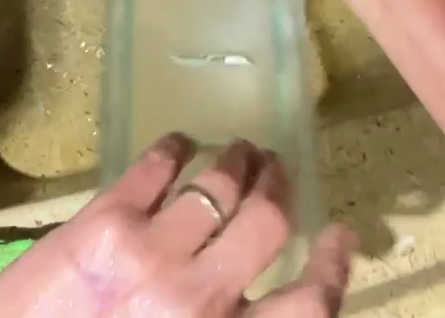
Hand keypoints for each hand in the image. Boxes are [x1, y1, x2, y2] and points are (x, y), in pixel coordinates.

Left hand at [0, 134, 356, 316]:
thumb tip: (253, 301)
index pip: (308, 310)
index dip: (334, 268)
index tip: (340, 234)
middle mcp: (197, 299)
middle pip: (269, 224)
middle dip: (279, 188)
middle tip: (276, 169)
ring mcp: (150, 251)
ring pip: (218, 184)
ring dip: (235, 159)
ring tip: (239, 149)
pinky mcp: (104, 216)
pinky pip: (158, 164)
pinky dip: (176, 147)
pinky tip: (180, 143)